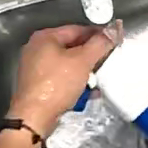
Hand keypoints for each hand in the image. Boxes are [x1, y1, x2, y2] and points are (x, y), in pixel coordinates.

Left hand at [6, 23, 121, 136]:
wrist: (33, 118)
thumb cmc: (57, 84)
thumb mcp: (83, 61)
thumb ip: (100, 43)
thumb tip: (114, 29)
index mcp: (45, 37)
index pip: (77, 29)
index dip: (98, 34)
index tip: (113, 40)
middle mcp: (37, 48)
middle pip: (71, 45)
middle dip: (91, 53)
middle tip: (109, 59)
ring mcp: (35, 67)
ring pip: (66, 62)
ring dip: (84, 69)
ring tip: (101, 76)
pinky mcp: (37, 84)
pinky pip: (60, 76)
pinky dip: (74, 80)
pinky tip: (88, 90)